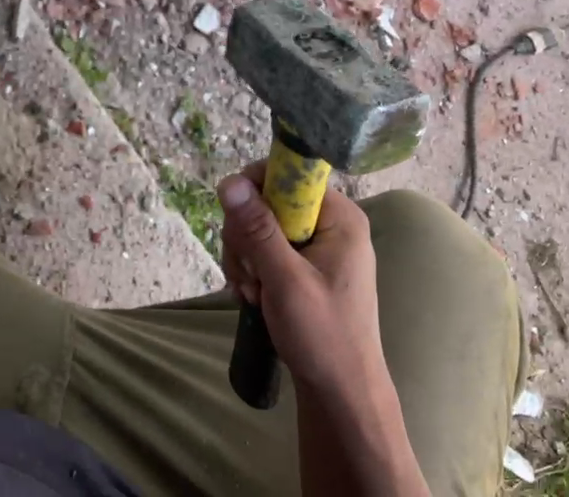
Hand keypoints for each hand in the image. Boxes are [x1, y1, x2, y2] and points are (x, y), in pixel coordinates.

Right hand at [218, 170, 385, 393]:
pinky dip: (251, 270)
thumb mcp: (285, 280)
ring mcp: (316, 246)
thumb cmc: (322, 336)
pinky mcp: (303, 266)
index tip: (239, 222)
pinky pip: (263, 249)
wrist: (340, 394)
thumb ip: (257, 229)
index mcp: (339, 217)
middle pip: (265, 201)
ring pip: (258, 227)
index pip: (286, 175)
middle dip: (246, 236)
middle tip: (250, 272)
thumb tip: (228, 181)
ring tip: (253, 292)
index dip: (254, 191)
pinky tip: (254, 296)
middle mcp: (329, 224)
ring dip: (244, 258)